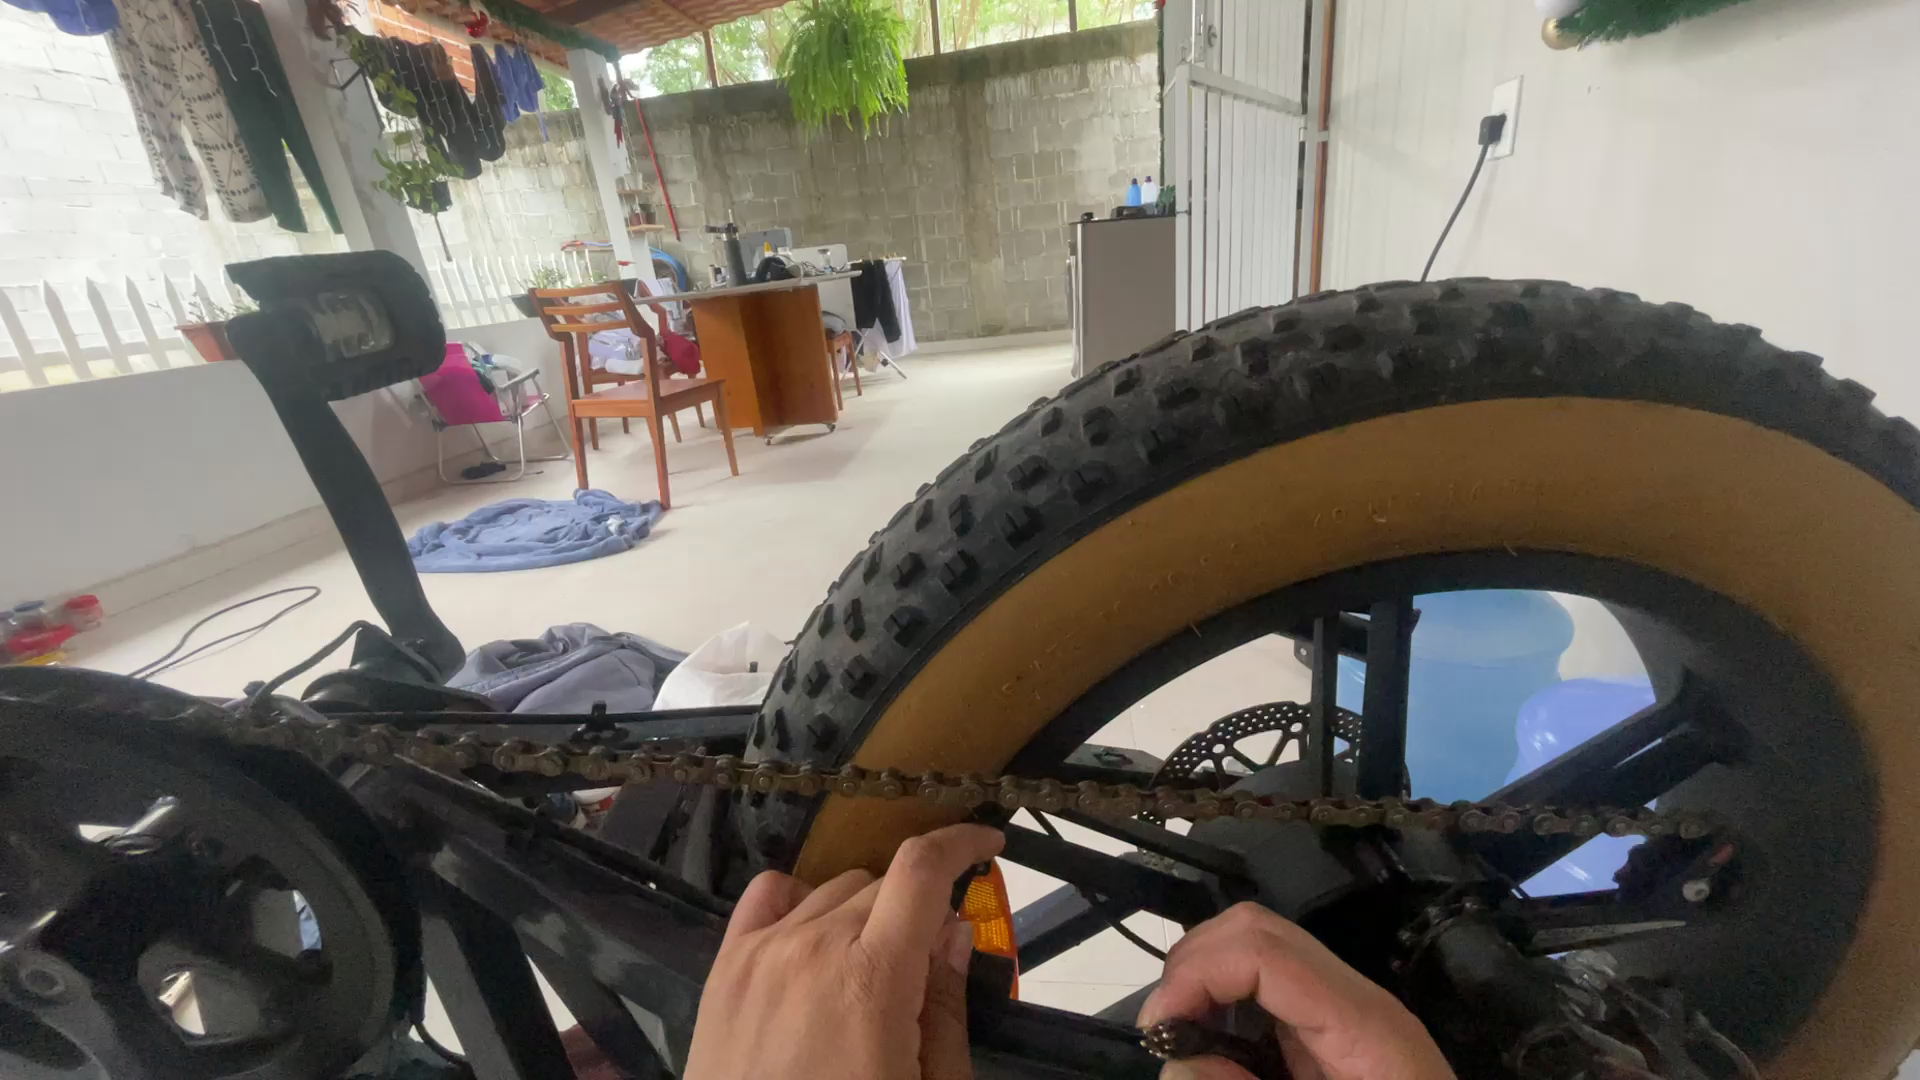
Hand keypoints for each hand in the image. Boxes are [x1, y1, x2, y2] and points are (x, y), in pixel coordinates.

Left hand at [683, 823, 1004, 1079]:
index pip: (923, 868)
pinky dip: (802, 898)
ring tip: (863, 972)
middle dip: (916, 911)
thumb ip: (945, 1005)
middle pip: (884, 884)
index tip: (987, 840)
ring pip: (836, 888)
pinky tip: (812, 936)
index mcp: (873, 977)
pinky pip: (770, 892)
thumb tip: (954, 929)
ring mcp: (764, 950)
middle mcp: (816, 944)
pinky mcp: (725, 966)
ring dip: (865, 915)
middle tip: (922, 965)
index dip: (961, 841)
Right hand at [1139, 903, 1454, 1079]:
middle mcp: (1354, 998)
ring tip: (1183, 1040)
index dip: (1197, 972)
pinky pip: (1263, 984)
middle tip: (1164, 1032)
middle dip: (1193, 968)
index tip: (1158, 1028)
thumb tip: (1177, 1061)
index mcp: (1366, 1027)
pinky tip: (1216, 1048)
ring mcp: (1343, 1009)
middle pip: (1253, 930)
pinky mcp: (1332, 1030)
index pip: (1263, 949)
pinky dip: (1223, 1001)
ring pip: (1252, 946)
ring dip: (1203, 981)